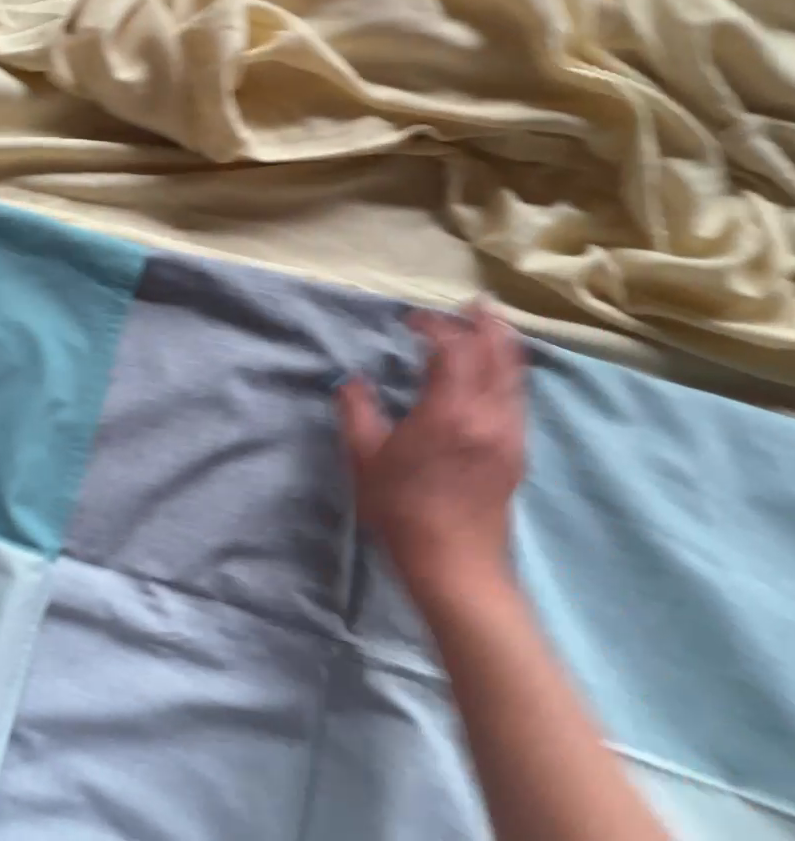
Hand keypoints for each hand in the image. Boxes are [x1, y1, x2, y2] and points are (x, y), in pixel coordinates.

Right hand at [335, 302, 525, 594]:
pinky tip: (490, 375)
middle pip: (500, 355)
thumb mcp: (362, 457)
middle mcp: (489, 416)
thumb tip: (352, 382)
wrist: (454, 563)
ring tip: (486, 328)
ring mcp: (509, 435)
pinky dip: (506, 372)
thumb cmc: (399, 509)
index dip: (434, 327)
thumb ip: (356, 411)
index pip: (453, 350)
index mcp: (450, 413)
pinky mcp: (515, 452)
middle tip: (472, 305)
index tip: (409, 320)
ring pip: (515, 376)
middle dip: (486, 325)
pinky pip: (516, 396)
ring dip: (501, 346)